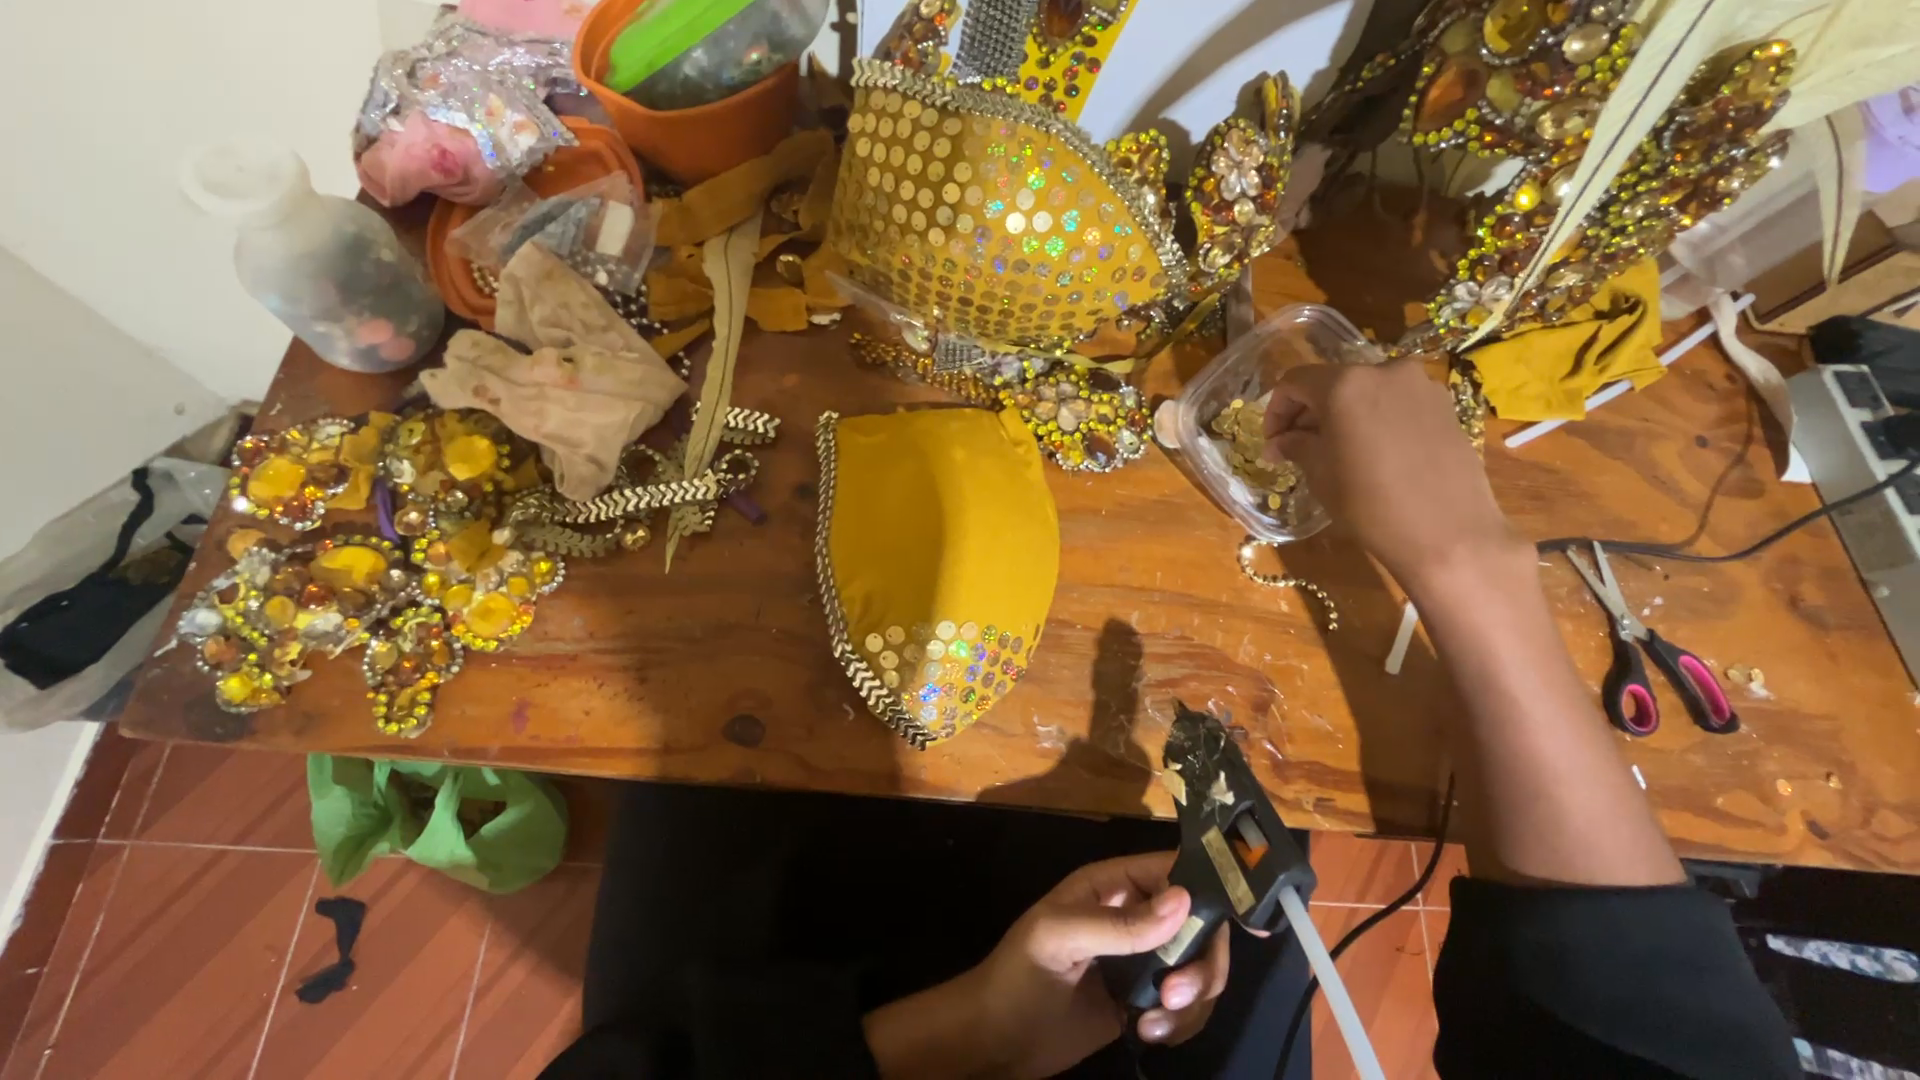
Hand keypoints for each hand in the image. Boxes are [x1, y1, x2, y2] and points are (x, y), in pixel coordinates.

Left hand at [863, 852, 1230, 1078]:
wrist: (996, 1041)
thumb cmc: (1018, 975)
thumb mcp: (1059, 938)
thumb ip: (1119, 923)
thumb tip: (1184, 902)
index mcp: (1112, 885)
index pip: (1174, 871)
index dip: (1212, 888)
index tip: (1250, 921)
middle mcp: (1134, 916)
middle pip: (1200, 926)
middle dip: (1202, 962)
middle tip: (1177, 995)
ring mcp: (1141, 961)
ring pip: (1199, 969)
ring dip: (1192, 999)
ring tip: (1153, 1023)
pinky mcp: (1143, 1001)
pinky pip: (1188, 1006)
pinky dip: (1182, 1023)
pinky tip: (1146, 1033)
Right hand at [1263, 359, 1522, 591]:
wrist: (1447, 532)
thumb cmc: (1368, 502)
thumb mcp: (1320, 473)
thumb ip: (1296, 446)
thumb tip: (1279, 443)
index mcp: (1345, 384)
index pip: (1295, 382)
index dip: (1276, 410)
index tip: (1272, 441)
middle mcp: (1384, 371)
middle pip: (1333, 383)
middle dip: (1310, 413)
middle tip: (1297, 448)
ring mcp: (1420, 386)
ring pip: (1367, 392)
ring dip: (1343, 416)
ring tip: (1337, 452)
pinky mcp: (1445, 406)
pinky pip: (1396, 404)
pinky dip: (1375, 420)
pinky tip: (1373, 454)